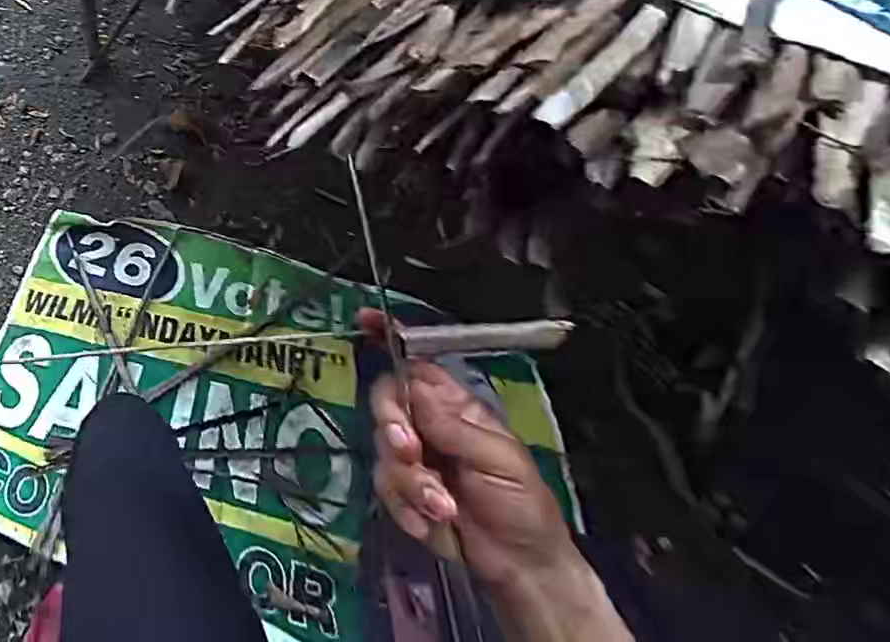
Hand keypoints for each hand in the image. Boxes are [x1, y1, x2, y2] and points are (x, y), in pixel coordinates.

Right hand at [361, 310, 630, 641]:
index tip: (366, 321)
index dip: (389, 337)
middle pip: (386, 402)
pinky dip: (406, 507)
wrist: (521, 569)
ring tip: (443, 508)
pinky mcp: (404, 490)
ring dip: (410, 483)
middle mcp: (427, 422)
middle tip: (411, 453)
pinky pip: (384, 486)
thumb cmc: (522, 504)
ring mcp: (413, 456)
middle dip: (394, 429)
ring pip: (383, 449)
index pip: (414, 361)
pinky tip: (432, 523)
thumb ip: (453, 425)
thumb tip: (416, 388)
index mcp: (453, 403)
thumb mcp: (498, 458)